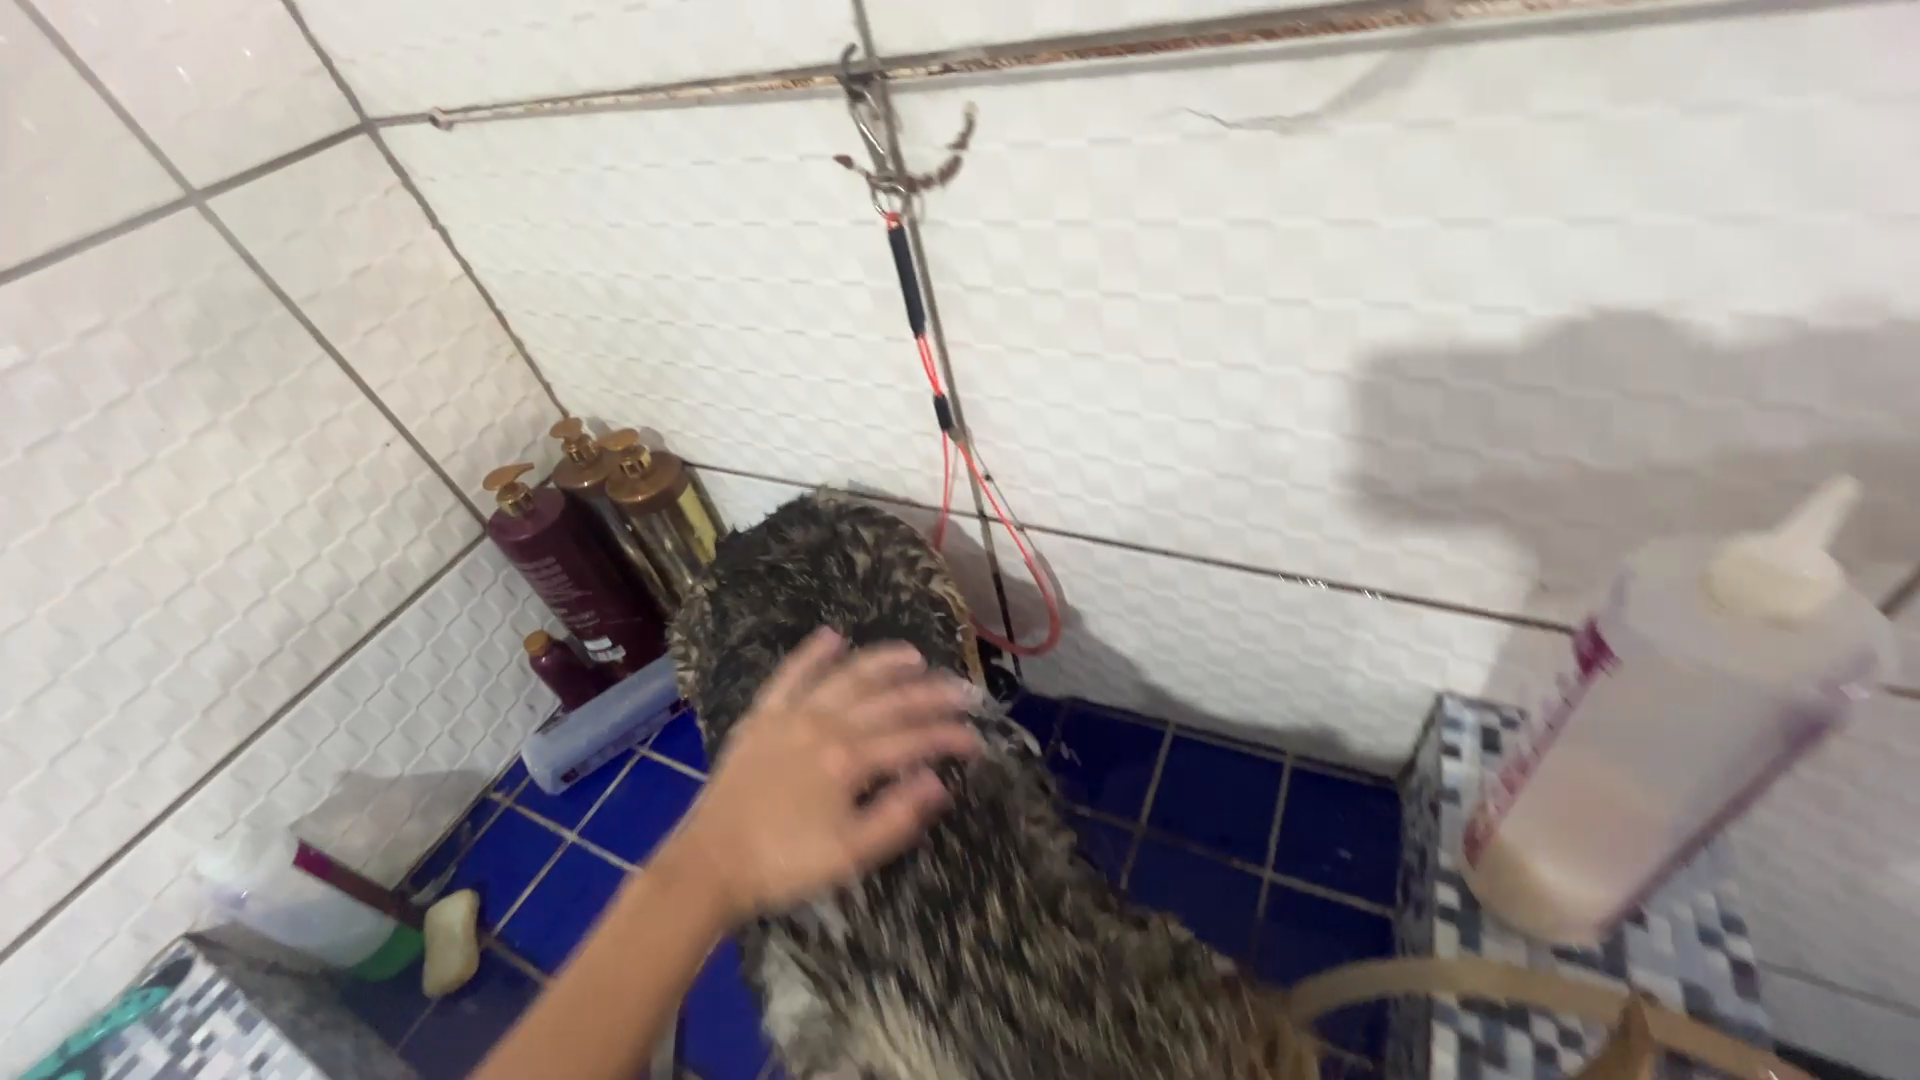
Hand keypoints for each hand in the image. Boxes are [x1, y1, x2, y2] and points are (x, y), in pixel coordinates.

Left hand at [662, 627, 982, 921]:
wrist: (710, 863)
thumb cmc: (784, 864)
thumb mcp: (850, 854)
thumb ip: (897, 816)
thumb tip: (938, 781)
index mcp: (848, 761)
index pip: (913, 740)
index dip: (949, 737)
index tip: (976, 740)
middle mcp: (824, 725)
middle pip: (888, 702)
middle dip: (930, 695)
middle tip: (962, 691)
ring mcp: (790, 715)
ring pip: (846, 677)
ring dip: (882, 662)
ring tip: (914, 656)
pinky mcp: (761, 716)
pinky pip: (790, 674)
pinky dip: (812, 654)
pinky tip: (833, 637)